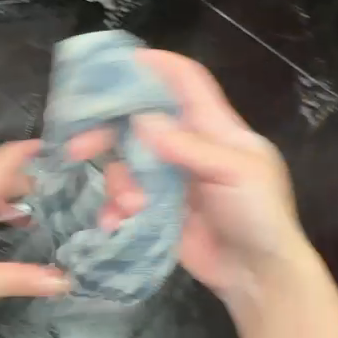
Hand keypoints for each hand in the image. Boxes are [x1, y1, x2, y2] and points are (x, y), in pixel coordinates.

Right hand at [72, 51, 309, 312]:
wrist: (258, 277)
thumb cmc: (259, 216)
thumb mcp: (236, 173)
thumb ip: (190, 147)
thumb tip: (143, 121)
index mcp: (217, 129)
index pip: (187, 83)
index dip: (159, 66)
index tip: (122, 61)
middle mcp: (190, 148)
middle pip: (141, 122)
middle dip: (109, 130)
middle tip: (78, 145)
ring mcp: (172, 181)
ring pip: (128, 164)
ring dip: (119, 182)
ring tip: (130, 206)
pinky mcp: (158, 211)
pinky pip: (125, 200)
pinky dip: (115, 209)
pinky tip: (115, 223)